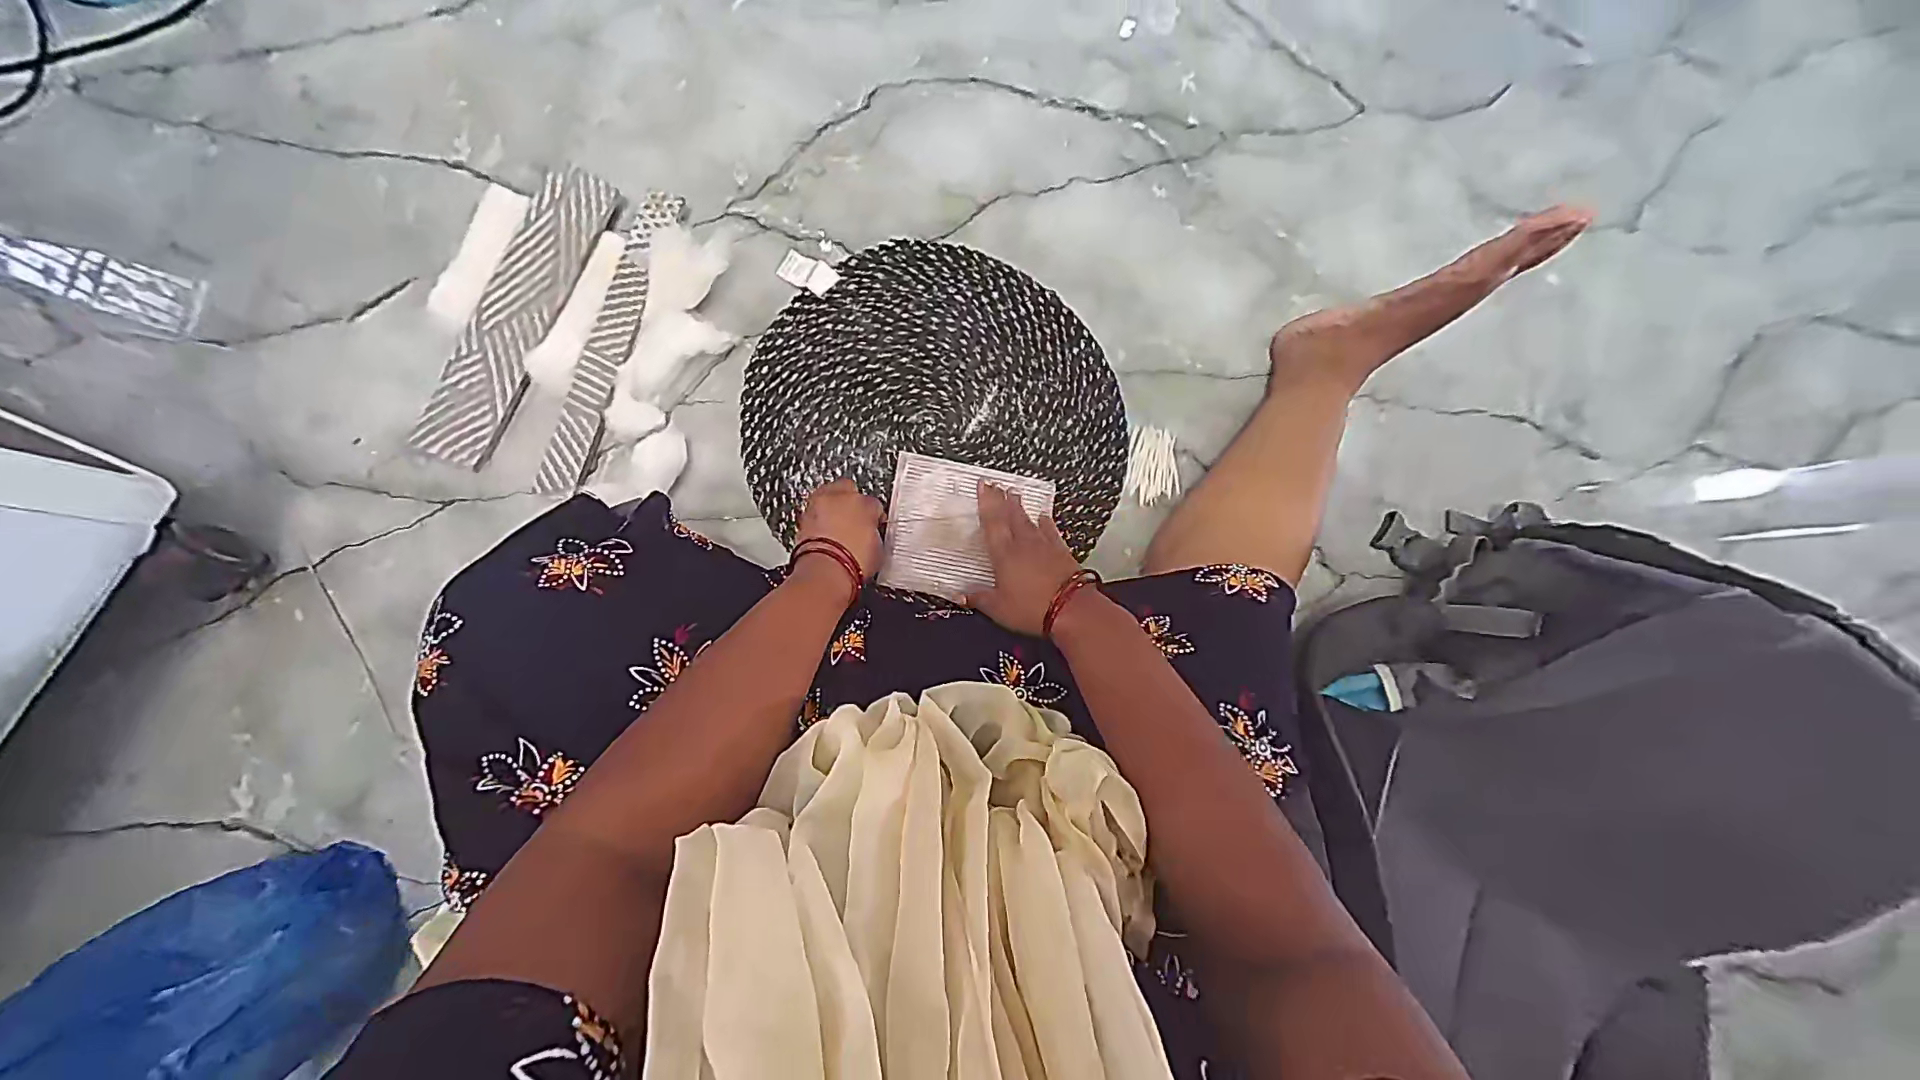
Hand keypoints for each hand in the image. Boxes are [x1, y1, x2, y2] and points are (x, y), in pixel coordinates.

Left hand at [793, 478, 884, 578]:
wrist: (825, 573)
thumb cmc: (851, 562)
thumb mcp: (877, 549)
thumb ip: (874, 534)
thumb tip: (871, 536)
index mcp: (865, 503)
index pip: (873, 504)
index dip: (873, 517)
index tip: (872, 527)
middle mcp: (840, 498)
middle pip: (846, 489)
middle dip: (850, 501)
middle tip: (854, 519)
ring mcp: (818, 506)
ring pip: (826, 498)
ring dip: (831, 509)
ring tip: (837, 529)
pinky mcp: (801, 519)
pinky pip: (813, 514)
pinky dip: (818, 522)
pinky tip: (824, 536)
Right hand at [963, 482, 1083, 636]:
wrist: (1071, 609)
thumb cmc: (1033, 608)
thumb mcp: (998, 608)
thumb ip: (979, 598)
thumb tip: (962, 596)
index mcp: (1004, 554)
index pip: (992, 522)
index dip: (986, 502)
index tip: (983, 486)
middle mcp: (1023, 544)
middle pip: (1010, 515)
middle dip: (1001, 498)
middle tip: (996, 484)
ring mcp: (1044, 546)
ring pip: (1028, 519)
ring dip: (1020, 506)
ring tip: (1014, 494)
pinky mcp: (1060, 552)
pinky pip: (1050, 530)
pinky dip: (1045, 522)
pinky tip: (1043, 516)